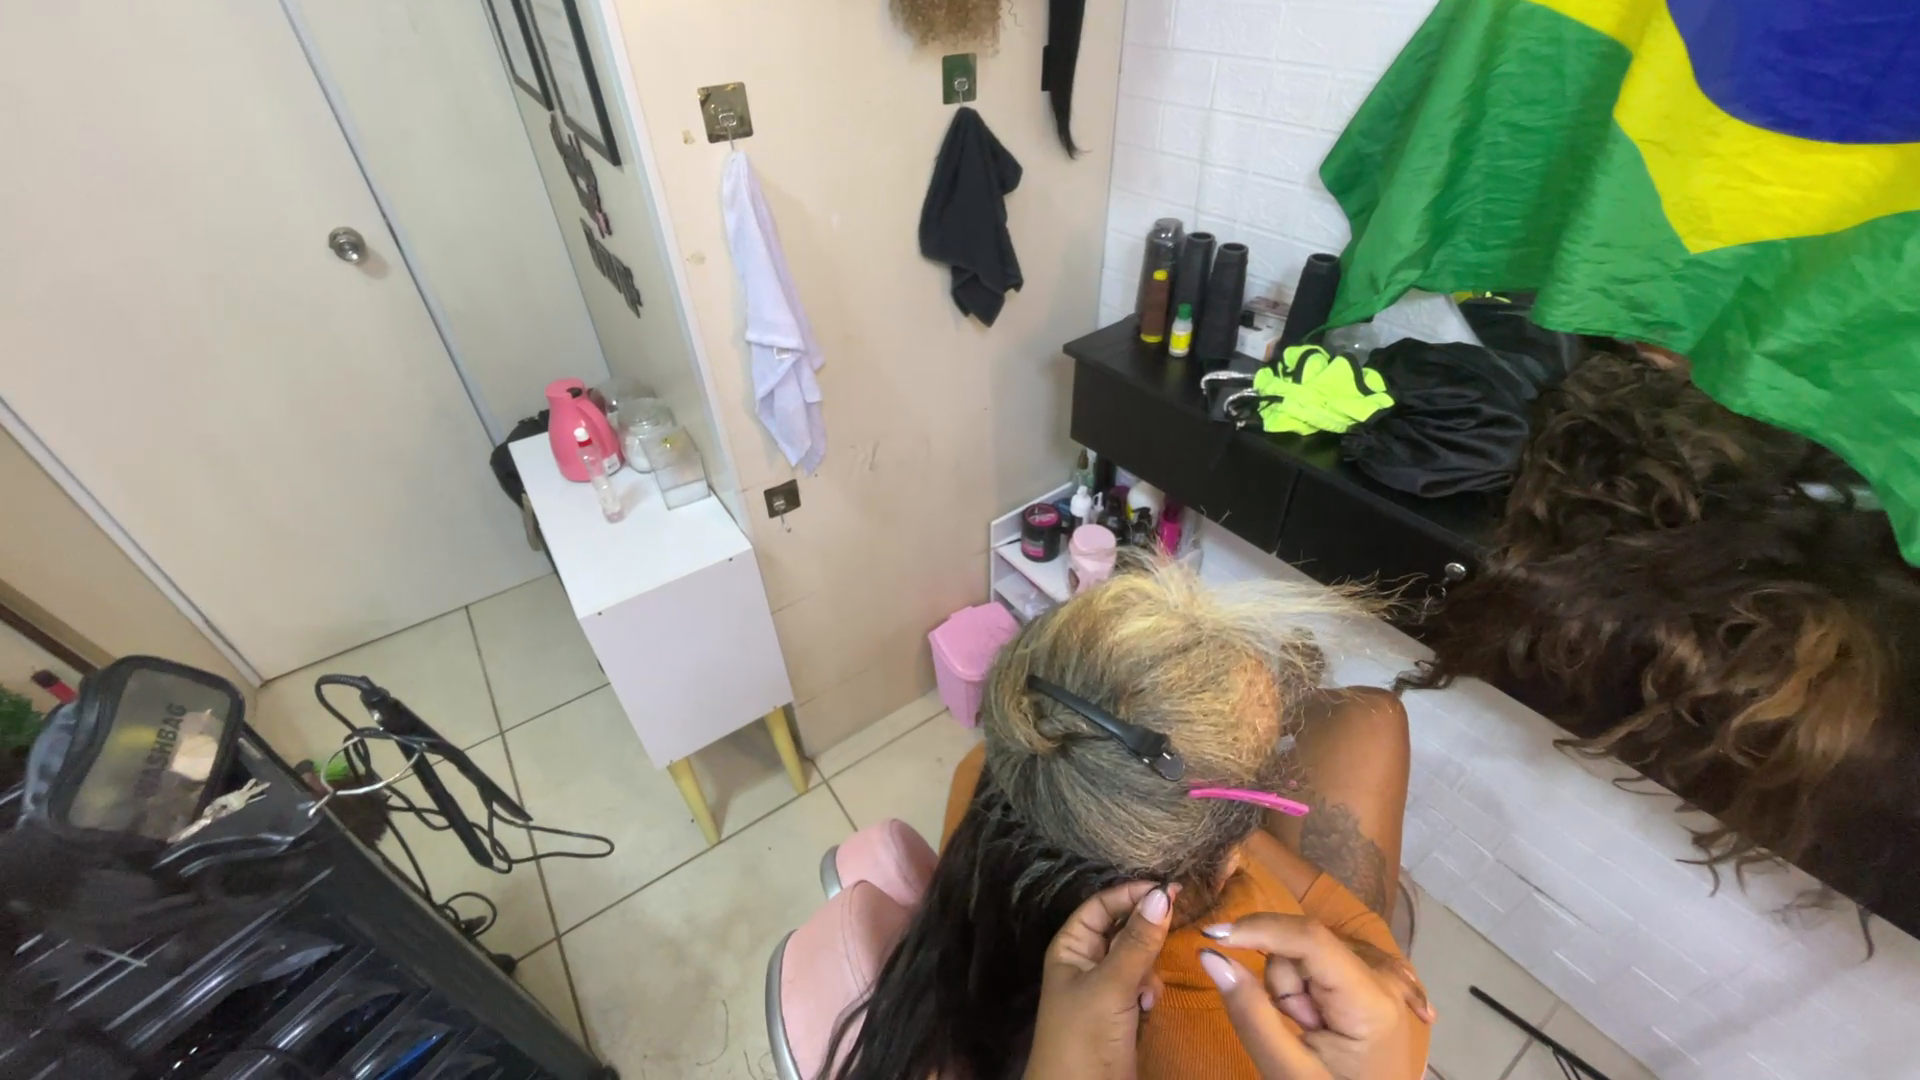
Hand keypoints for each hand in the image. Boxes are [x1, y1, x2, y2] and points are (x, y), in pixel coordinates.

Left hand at [1022, 881, 1177, 1079]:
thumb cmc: (1083, 1038)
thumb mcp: (1110, 986)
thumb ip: (1137, 942)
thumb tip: (1163, 894)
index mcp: (1071, 944)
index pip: (1103, 904)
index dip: (1132, 893)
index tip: (1170, 890)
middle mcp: (1085, 959)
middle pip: (1122, 928)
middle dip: (1145, 931)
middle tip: (1174, 927)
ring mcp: (1104, 987)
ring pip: (1136, 957)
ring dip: (1148, 967)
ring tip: (1148, 989)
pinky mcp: (1121, 1013)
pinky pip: (1142, 985)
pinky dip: (1149, 990)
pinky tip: (1148, 1006)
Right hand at [1198, 914, 1430, 1079]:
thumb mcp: (1288, 1073)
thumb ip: (1250, 1014)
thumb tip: (1209, 955)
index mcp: (1371, 1000)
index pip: (1310, 938)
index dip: (1258, 928)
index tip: (1211, 936)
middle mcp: (1380, 972)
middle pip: (1300, 946)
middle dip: (1280, 982)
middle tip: (1299, 1028)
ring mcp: (1377, 969)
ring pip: (1300, 950)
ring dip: (1289, 987)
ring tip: (1311, 1030)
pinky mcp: (1367, 970)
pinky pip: (1311, 957)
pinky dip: (1300, 984)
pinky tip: (1319, 1019)